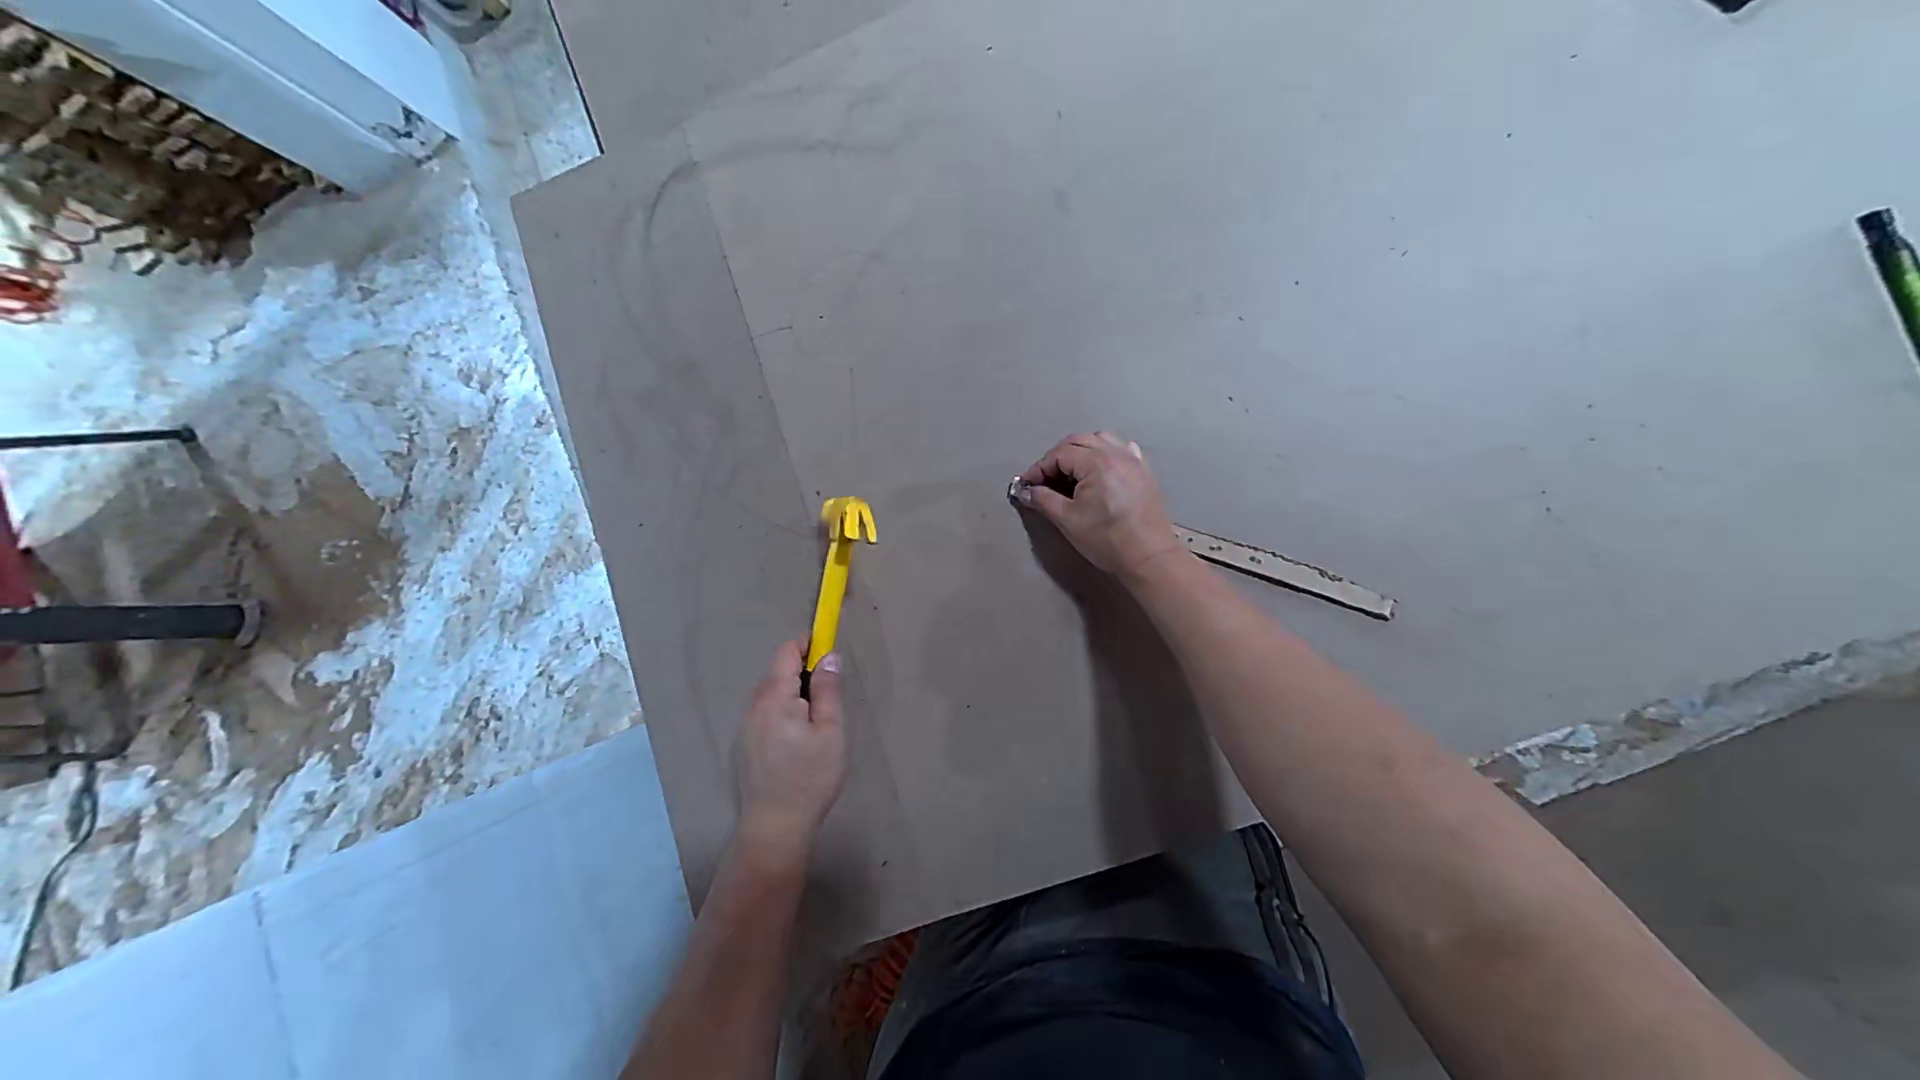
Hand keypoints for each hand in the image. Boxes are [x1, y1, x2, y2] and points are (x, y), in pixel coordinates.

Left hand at [737, 640, 846, 856]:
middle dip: (805, 672)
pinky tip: (801, 739)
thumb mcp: (830, 729)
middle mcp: (754, 705)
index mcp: (774, 696)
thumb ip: (828, 689)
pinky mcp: (747, 743)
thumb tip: (829, 656)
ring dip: (796, 693)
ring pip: (774, 693)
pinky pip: (768, 712)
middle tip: (831, 695)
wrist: (776, 825)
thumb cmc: (810, 776)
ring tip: (819, 721)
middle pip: (779, 671)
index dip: (809, 644)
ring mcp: (747, 725)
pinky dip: (786, 711)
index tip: (830, 649)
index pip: (787, 652)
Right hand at [1014, 431, 1185, 580]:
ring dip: (1081, 451)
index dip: (1039, 469)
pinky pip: (1122, 450)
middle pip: (1078, 441)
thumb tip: (1026, 491)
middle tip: (1044, 480)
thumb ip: (1044, 500)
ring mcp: (1133, 460)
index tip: (1027, 485)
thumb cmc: (1107, 539)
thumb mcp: (1068, 520)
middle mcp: (1116, 453)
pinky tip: (1100, 470)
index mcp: (1096, 462)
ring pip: (1101, 440)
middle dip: (1057, 457)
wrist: (1149, 557)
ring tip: (1070, 473)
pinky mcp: (1144, 472)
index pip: (1059, 454)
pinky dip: (1105, 453)